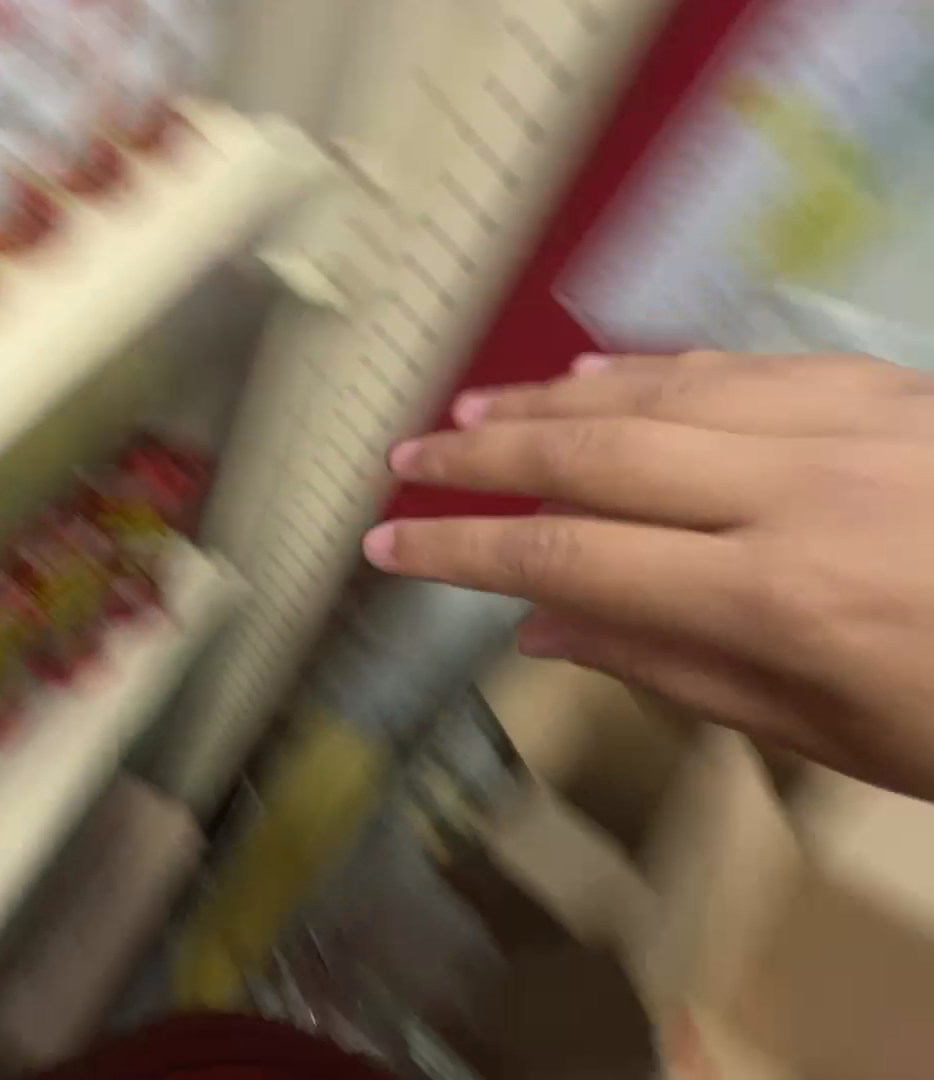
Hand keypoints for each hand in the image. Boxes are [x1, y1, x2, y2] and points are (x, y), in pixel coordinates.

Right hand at [364, 351, 933, 797]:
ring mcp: (861, 428)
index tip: (385, 546)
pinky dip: (646, 367)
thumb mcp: (836, 734)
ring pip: (657, 394)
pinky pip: (741, 366)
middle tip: (406, 458)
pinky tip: (586, 370)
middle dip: (479, 457)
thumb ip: (669, 667)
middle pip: (594, 457)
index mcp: (782, 598)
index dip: (459, 551)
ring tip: (467, 408)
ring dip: (543, 400)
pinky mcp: (902, 392)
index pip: (565, 559)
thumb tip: (538, 628)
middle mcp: (805, 495)